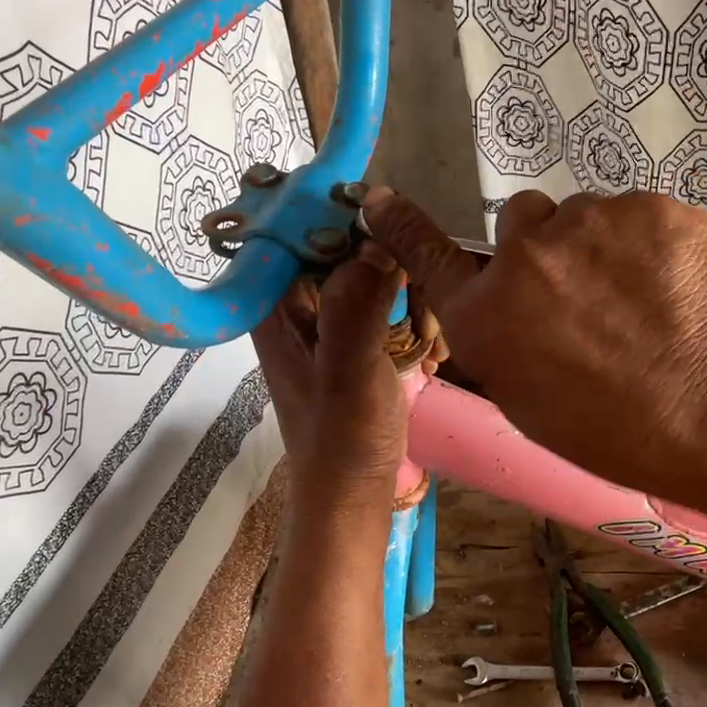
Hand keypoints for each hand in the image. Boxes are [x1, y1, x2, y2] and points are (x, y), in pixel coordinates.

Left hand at [251, 243, 407, 493]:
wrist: (352, 492)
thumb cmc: (344, 439)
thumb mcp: (350, 373)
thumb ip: (356, 306)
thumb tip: (376, 242)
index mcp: (276, 305)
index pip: (297, 228)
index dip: (339, 214)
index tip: (390, 223)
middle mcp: (296, 303)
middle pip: (339, 244)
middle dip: (387, 262)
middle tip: (421, 297)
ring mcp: (326, 319)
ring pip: (368, 270)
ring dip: (407, 291)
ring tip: (430, 331)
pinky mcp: (353, 335)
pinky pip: (384, 300)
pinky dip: (411, 313)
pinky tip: (429, 343)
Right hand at [361, 187, 706, 499]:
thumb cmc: (620, 432)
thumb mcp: (534, 405)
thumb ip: (503, 342)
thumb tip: (507, 311)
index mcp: (487, 318)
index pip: (428, 255)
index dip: (403, 226)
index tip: (380, 200)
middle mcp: (526, 259)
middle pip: (521, 220)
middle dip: (546, 247)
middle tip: (590, 293)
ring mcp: (592, 223)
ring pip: (586, 218)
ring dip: (603, 246)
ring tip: (646, 301)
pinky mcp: (653, 207)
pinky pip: (639, 216)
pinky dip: (653, 244)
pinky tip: (679, 288)